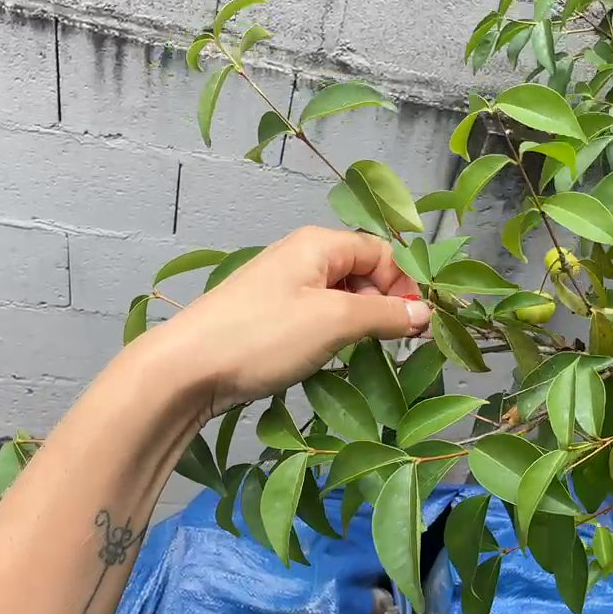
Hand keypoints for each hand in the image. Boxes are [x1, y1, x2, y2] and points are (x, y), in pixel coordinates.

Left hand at [139, 226, 429, 419]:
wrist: (187, 368)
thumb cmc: (263, 335)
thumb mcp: (335, 322)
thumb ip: (385, 314)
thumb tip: (425, 313)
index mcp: (319, 245)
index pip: (381, 252)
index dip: (406, 283)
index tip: (421, 323)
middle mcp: (303, 258)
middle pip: (363, 273)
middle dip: (387, 305)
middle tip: (401, 343)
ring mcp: (285, 289)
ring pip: (342, 299)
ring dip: (363, 324)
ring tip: (371, 354)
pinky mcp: (272, 319)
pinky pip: (319, 319)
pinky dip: (337, 336)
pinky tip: (338, 359)